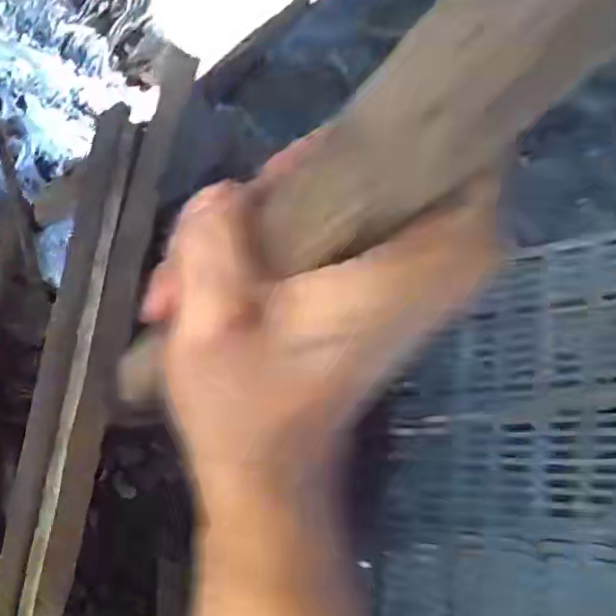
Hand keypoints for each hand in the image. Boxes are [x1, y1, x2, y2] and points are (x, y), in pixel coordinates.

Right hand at [139, 149, 500, 504]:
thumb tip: (217, 195)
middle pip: (353, 176)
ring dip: (237, 246)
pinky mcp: (364, 302)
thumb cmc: (245, 404)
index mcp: (435, 248)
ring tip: (176, 297)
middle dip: (259, 209)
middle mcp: (440, 255)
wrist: (257, 477)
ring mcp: (400, 281)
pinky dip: (251, 266)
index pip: (426, 138)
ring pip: (317, 214)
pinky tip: (195, 303)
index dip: (338, 146)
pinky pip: (310, 247)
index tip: (266, 184)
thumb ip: (211, 234)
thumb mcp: (211, 314)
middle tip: (195, 255)